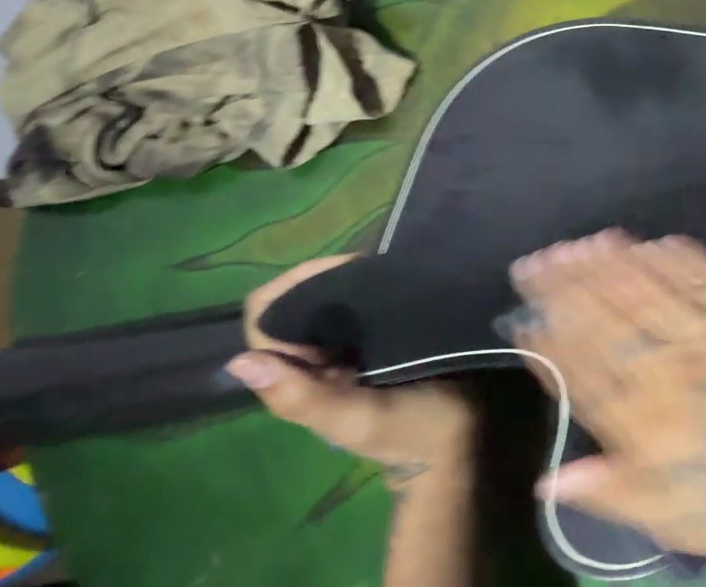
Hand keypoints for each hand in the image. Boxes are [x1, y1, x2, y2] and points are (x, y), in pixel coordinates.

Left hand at [229, 254, 474, 488]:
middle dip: (328, 279)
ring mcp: (355, 352)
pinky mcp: (389, 344)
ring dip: (356, 283)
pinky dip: (382, 292)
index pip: (269, 323)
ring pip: (335, 306)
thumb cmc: (411, 431)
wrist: (466, 442)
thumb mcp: (358, 419)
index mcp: (300, 378)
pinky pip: (369, 310)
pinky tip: (409, 281)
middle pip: (300, 308)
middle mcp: (319, 361)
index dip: (292, 288)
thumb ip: (304, 397)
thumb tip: (239, 361)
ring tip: (395, 266)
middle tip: (376, 262)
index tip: (342, 267)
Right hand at [506, 230, 705, 566]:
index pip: (588, 368)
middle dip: (575, 285)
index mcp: (651, 420)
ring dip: (620, 263)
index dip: (553, 337)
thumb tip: (549, 479)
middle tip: (544, 255)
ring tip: (588, 241)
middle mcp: (678, 367)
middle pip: (616, 318)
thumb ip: (614, 490)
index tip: (524, 311)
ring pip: (658, 290)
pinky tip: (660, 241)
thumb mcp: (679, 517)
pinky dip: (683, 257)